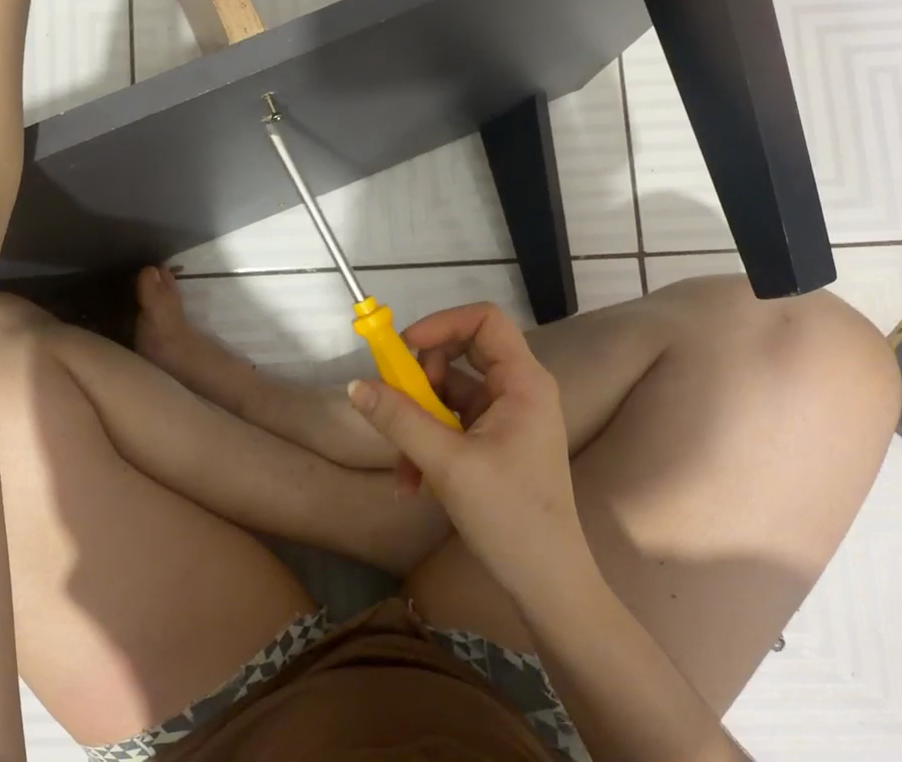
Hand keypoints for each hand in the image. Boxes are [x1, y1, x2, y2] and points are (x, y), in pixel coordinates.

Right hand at [347, 303, 587, 595]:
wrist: (546, 582)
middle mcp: (518, 392)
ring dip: (417, 422)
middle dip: (421, 379)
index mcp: (523, 383)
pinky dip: (427, 445)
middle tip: (395, 403)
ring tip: (403, 466)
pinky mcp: (494, 445)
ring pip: (449, 395)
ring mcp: (507, 420)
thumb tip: (355, 385)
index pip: (484, 320)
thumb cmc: (509, 515)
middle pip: (461, 354)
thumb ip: (399, 419)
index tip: (402, 347)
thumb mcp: (446, 464)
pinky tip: (412, 484)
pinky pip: (451, 426)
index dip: (441, 324)